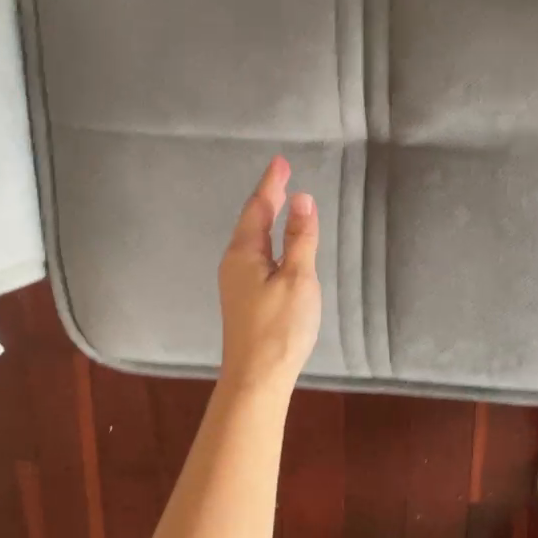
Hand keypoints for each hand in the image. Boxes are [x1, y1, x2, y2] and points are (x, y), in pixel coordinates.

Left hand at [218, 157, 320, 393]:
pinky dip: (269, 241)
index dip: (272, 184)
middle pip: (251, 222)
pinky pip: (256, 257)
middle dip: (268, 198)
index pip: (259, 208)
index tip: (281, 161)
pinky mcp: (245, 300)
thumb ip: (301, 239)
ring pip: (253, 241)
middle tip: (283, 176)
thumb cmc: (280, 326)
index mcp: (244, 253)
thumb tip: (303, 200)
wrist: (257, 377)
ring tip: (281, 203)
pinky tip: (278, 247)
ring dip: (267, 219)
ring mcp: (237, 284)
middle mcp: (234, 264)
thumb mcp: (298, 278)